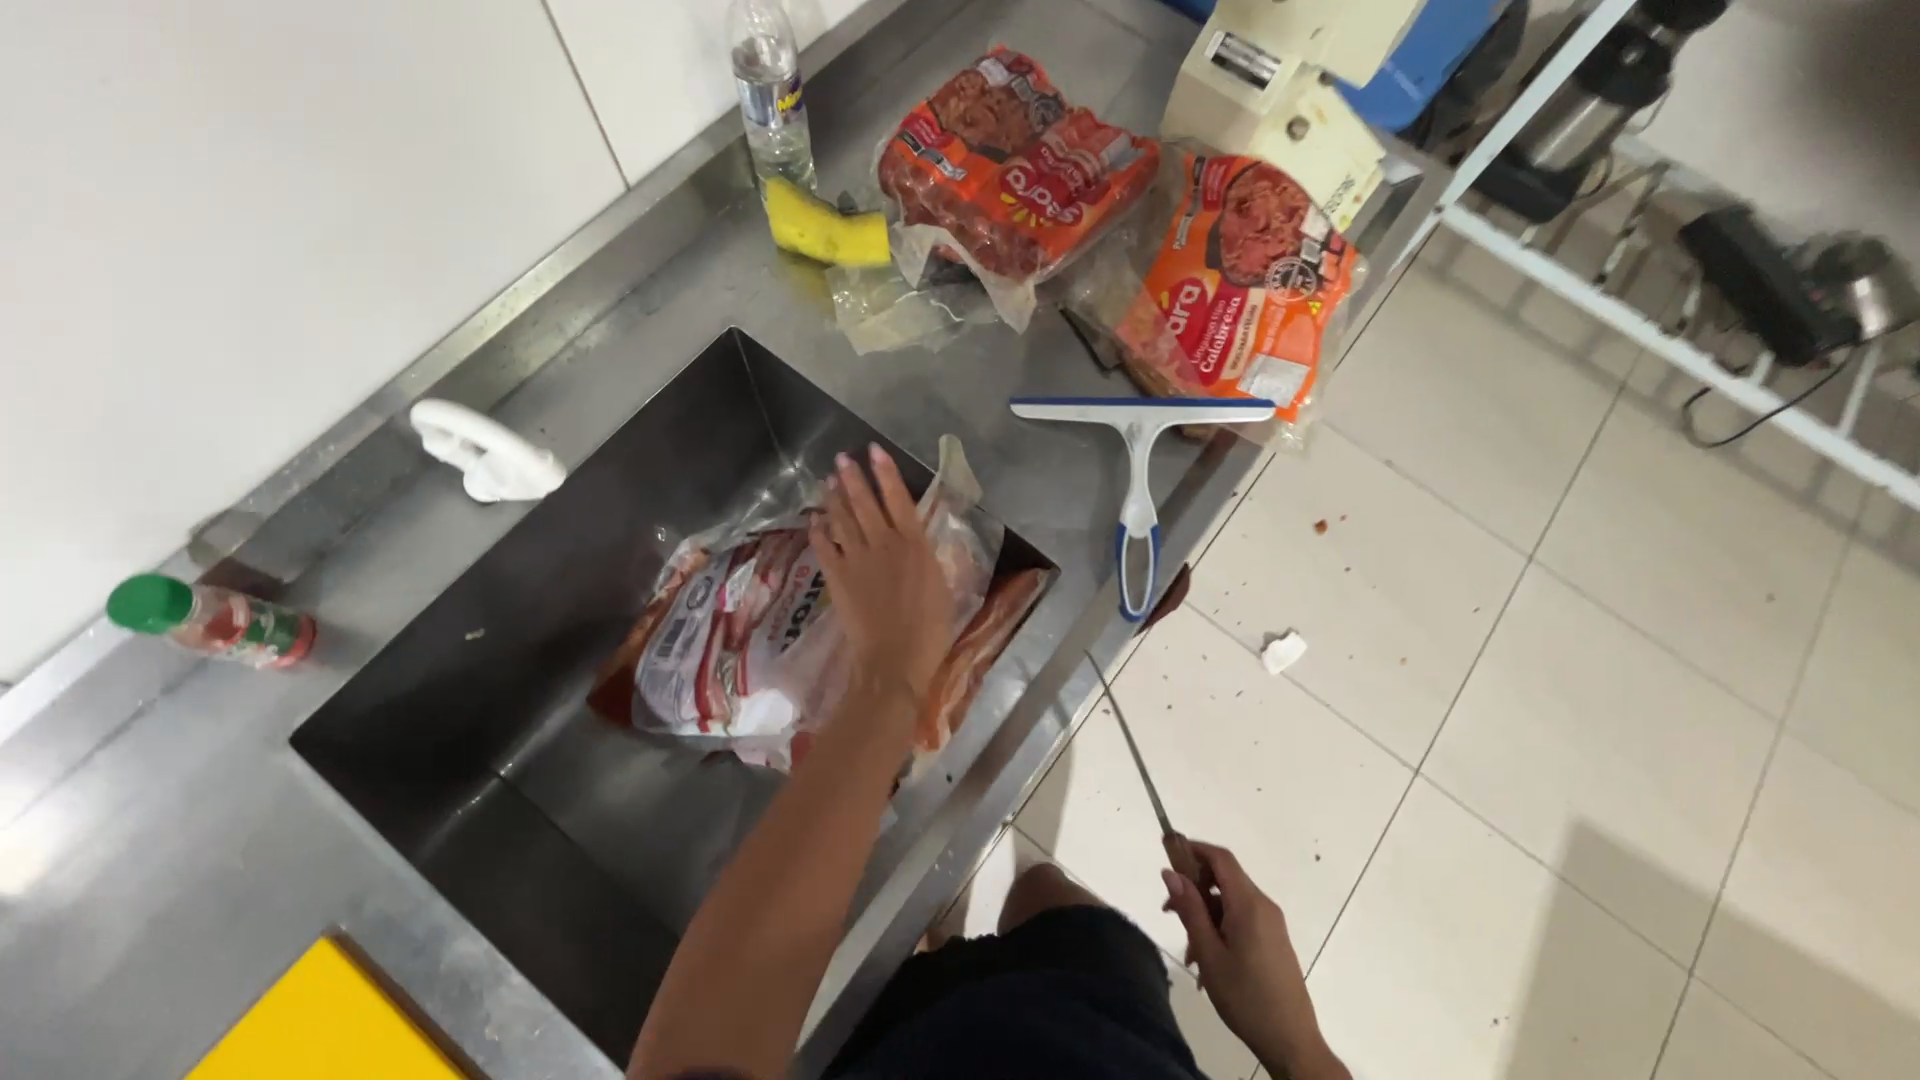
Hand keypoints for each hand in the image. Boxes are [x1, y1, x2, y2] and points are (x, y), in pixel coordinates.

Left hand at [810, 444, 955, 703]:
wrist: (894, 658)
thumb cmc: (930, 630)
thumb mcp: (943, 588)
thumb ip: (930, 560)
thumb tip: (924, 542)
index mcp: (915, 544)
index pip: (899, 498)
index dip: (886, 473)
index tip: (874, 451)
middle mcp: (883, 543)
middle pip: (865, 502)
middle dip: (853, 478)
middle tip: (842, 458)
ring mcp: (857, 558)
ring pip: (842, 519)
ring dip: (834, 497)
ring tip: (828, 479)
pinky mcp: (837, 577)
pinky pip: (825, 546)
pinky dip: (819, 530)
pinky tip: (815, 518)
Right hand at [1162, 842, 1348, 1079]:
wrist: (1292, 1042)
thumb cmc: (1245, 998)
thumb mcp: (1209, 954)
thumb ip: (1190, 909)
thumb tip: (1170, 872)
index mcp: (1249, 904)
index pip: (1221, 858)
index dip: (1194, 849)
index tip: (1167, 855)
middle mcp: (1264, 906)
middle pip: (1225, 878)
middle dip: (1194, 887)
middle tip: (1168, 911)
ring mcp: (1272, 923)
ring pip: (1231, 901)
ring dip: (1205, 913)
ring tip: (1189, 950)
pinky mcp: (1274, 940)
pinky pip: (1242, 918)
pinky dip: (1220, 926)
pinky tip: (1208, 958)